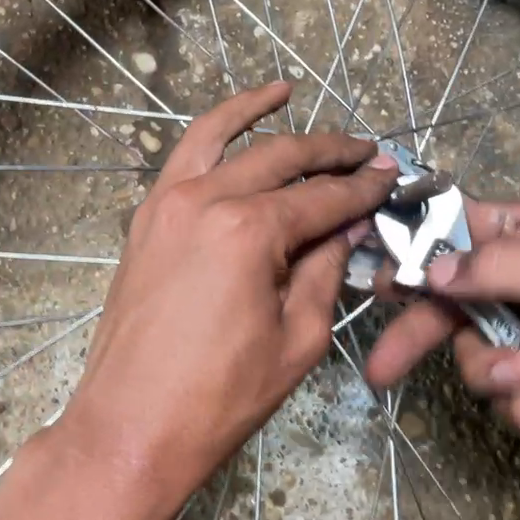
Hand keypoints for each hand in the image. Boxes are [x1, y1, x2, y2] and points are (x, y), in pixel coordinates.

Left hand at [61, 81, 399, 497]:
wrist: (130, 428)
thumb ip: (325, 270)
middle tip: (365, 150)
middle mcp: (205, 199)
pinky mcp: (145, 218)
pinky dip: (209, 134)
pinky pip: (182, 159)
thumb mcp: (297, 339)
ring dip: (256, 111)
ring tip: (286, 91)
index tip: (389, 178)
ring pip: (219, 137)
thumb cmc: (221, 397)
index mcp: (248, 231)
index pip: (321, 199)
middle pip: (279, 158)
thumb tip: (346, 229)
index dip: (361, 190)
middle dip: (328, 151)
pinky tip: (231, 128)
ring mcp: (166, 203)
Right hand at [364, 193, 519, 474]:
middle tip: (382, 369)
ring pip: (479, 356)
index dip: (414, 244)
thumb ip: (494, 267)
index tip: (372, 266)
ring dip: (504, 377)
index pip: (458, 227)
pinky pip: (515, 395)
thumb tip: (432, 267)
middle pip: (453, 300)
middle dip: (426, 337)